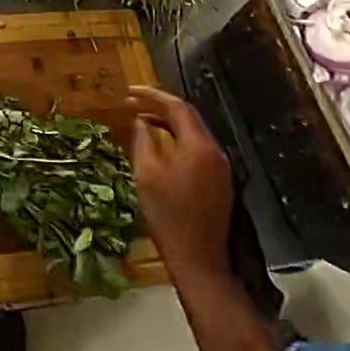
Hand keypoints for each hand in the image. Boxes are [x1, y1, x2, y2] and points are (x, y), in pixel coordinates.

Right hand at [128, 86, 232, 284]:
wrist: (199, 259)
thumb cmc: (168, 216)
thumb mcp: (147, 175)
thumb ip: (143, 142)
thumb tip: (139, 121)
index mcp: (199, 146)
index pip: (177, 107)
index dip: (152, 95)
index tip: (129, 91)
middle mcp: (215, 151)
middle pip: (188, 118)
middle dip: (158, 107)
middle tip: (131, 103)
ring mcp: (220, 167)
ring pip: (192, 134)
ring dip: (167, 124)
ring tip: (140, 121)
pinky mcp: (218, 182)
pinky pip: (196, 150)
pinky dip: (176, 141)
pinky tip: (158, 147)